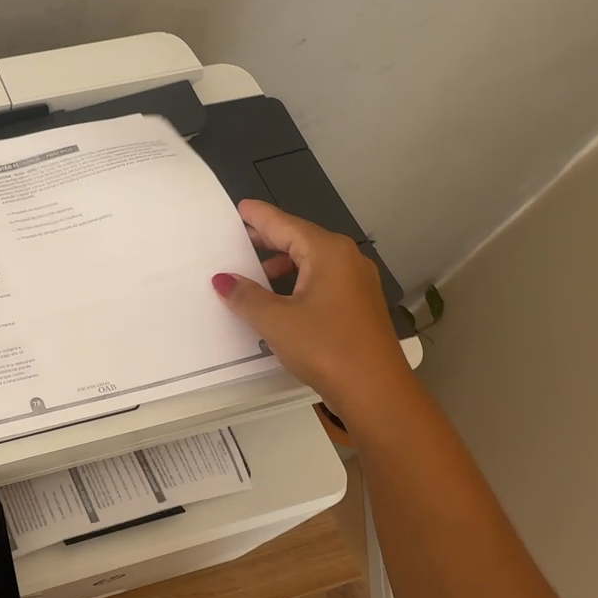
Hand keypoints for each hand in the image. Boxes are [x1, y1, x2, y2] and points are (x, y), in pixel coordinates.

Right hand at [211, 200, 411, 419]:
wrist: (375, 389)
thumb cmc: (325, 346)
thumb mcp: (276, 320)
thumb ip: (246, 296)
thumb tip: (223, 279)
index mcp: (328, 253)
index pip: (286, 225)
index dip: (261, 218)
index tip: (241, 208)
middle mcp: (347, 260)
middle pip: (301, 240)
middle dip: (269, 240)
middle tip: (239, 239)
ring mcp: (357, 283)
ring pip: (312, 262)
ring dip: (282, 265)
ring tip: (253, 274)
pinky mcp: (358, 306)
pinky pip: (321, 281)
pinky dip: (297, 282)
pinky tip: (279, 300)